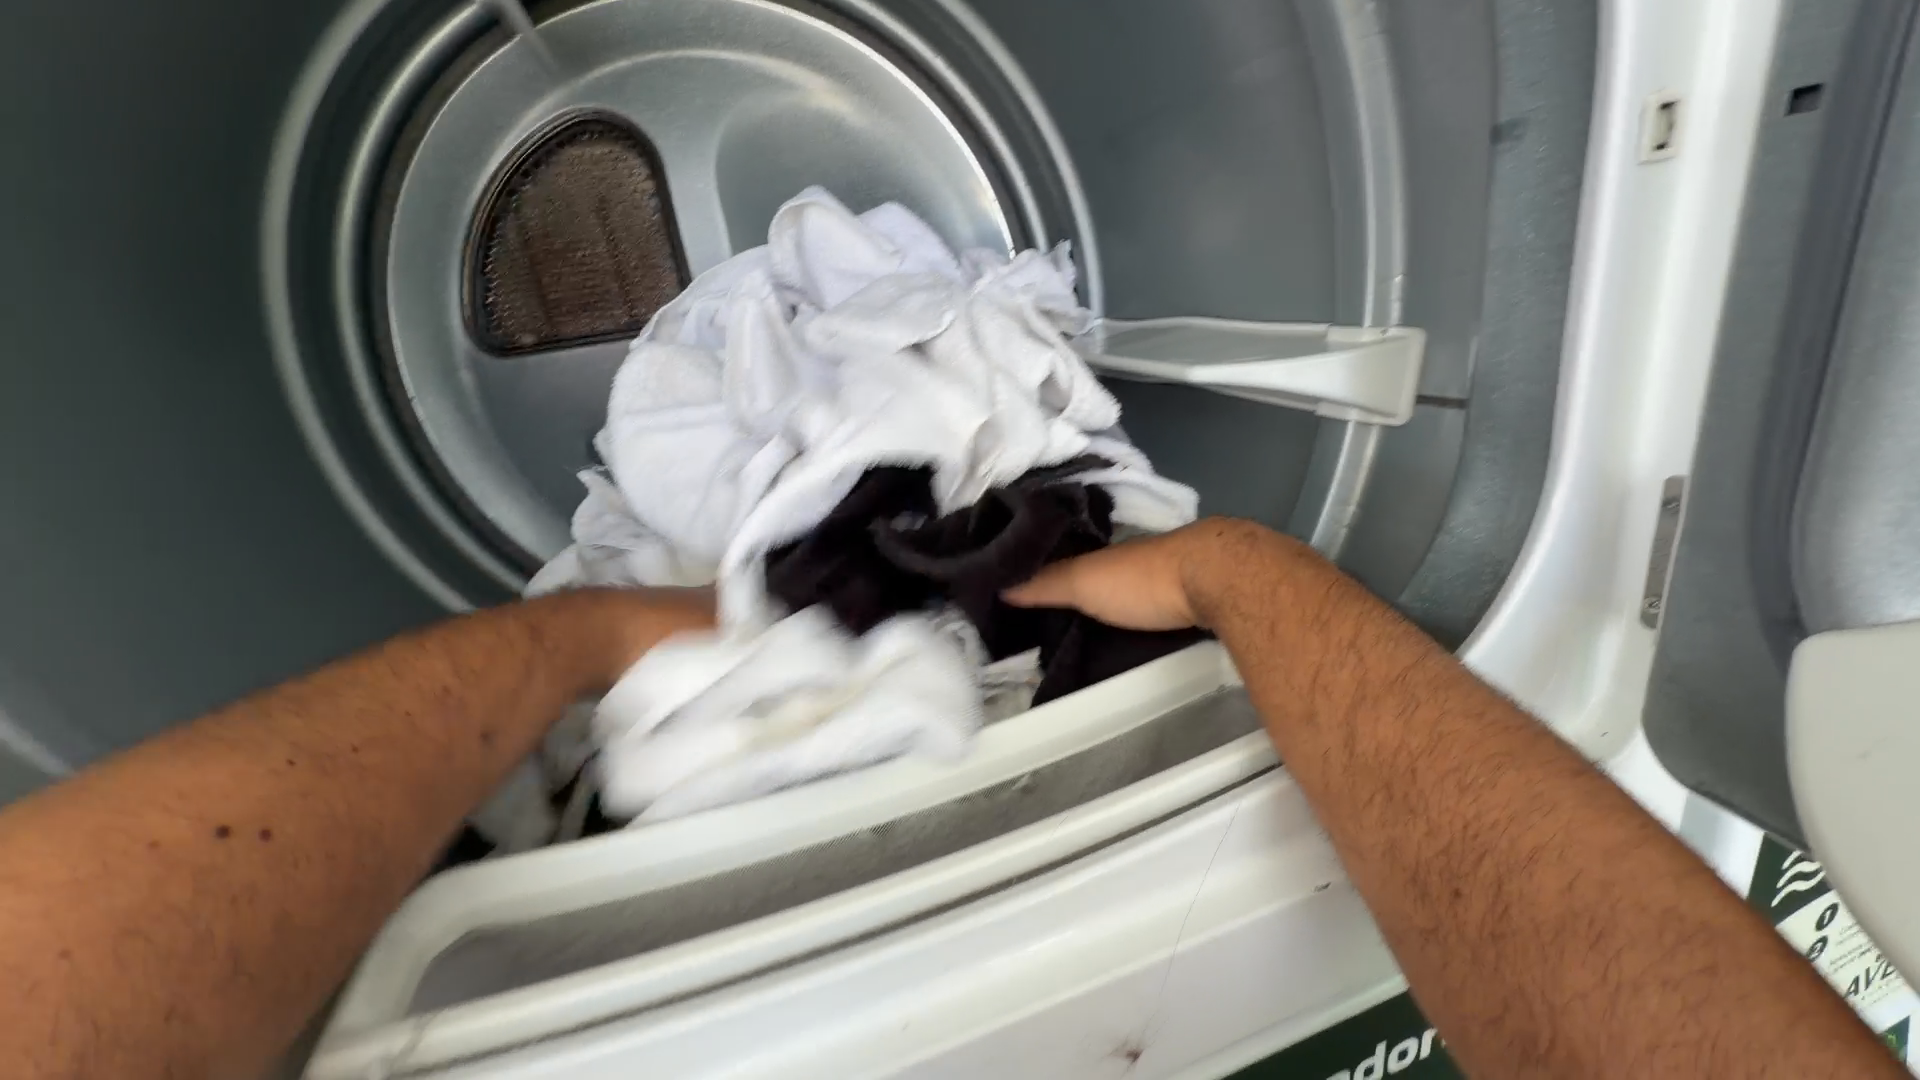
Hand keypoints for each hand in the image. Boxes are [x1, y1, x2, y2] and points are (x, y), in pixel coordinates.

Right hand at [1003, 518, 1297, 630]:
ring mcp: (1179, 570)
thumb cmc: (1145, 578)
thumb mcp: (1084, 582)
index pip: (1074, 553)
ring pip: (1142, 583)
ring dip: (1126, 598)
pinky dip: (1156, 610)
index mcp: (1111, 548)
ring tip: (1103, 628)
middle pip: (1109, 568)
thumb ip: (1045, 583)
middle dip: (1091, 585)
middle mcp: (1143, 553)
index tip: (1032, 585)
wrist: (1222, 579)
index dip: (1054, 566)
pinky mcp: (1207, 592)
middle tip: (1065, 614)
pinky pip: (1171, 599)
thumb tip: (999, 583)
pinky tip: (1150, 628)